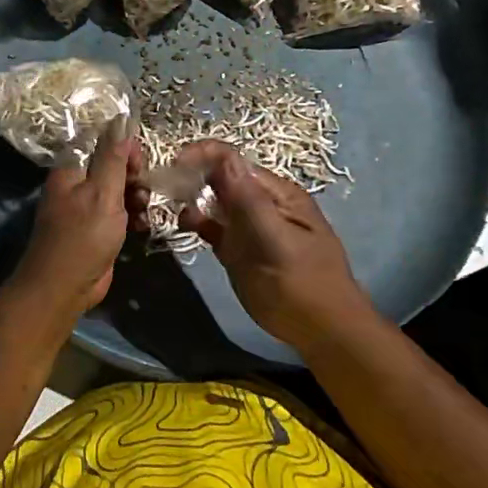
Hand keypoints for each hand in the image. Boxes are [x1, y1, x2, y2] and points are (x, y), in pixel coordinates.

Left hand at [12, 121, 141, 315]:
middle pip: (110, 166)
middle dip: (133, 174)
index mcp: (71, 169)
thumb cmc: (83, 237)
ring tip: (144, 210)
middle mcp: (76, 185)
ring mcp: (85, 208)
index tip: (139, 161)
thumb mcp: (102, 193)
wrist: (64, 288)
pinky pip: (118, 214)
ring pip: (118, 190)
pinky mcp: (96, 230)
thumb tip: (118, 120)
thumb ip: (112, 157)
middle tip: (144, 189)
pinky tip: (143, 225)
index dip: (122, 146)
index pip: (99, 142)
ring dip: (136, 197)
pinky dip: (132, 216)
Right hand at [175, 140, 368, 347]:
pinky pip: (211, 225)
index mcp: (275, 192)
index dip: (203, 156)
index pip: (234, 160)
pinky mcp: (236, 248)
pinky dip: (195, 221)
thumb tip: (222, 157)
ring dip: (191, 198)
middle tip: (166, 187)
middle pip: (220, 176)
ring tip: (171, 205)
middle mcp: (259, 202)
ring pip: (212, 200)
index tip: (174, 165)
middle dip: (192, 175)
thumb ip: (249, 200)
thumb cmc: (303, 283)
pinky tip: (184, 224)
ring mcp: (247, 226)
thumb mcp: (277, 240)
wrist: (321, 331)